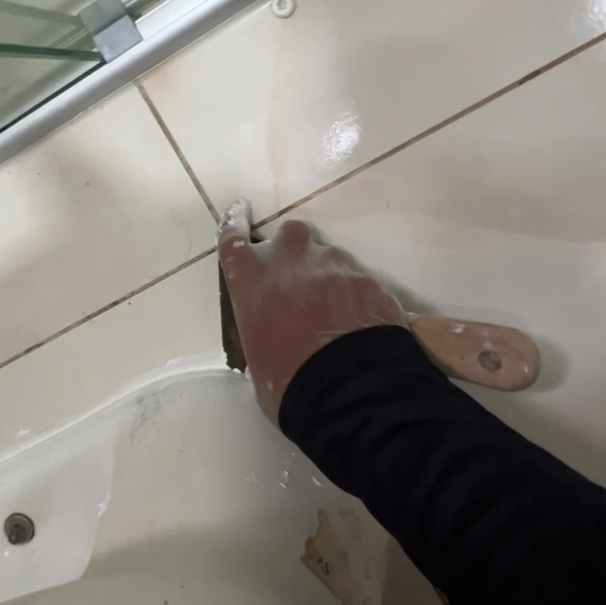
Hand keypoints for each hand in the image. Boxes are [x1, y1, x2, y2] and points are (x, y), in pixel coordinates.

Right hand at [217, 198, 407, 424]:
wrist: (352, 395)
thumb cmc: (290, 387)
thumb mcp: (258, 360)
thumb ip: (263, 329)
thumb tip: (273, 331)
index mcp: (254, 285)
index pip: (234, 239)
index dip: (234, 220)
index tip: (240, 209)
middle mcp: (292, 265)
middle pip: (290, 234)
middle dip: (292, 248)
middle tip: (298, 276)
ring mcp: (336, 268)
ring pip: (329, 257)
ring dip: (327, 276)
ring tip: (337, 313)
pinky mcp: (371, 282)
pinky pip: (360, 282)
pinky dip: (358, 297)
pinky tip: (362, 325)